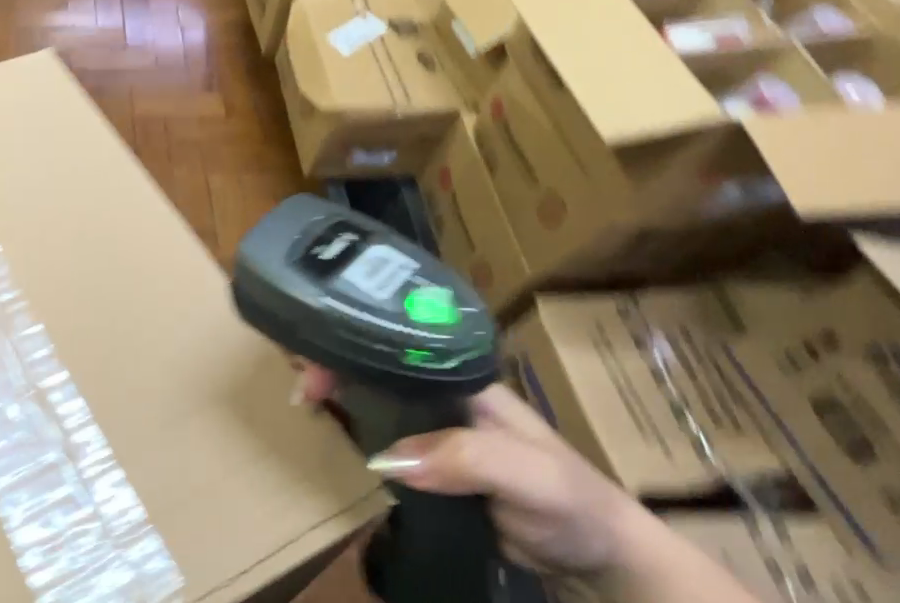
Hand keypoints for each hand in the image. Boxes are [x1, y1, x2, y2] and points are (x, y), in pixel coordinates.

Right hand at [297, 363, 648, 577]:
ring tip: (304, 400)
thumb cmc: (572, 501)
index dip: (353, 343)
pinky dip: (353, 430)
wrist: (598, 556)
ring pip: (374, 396)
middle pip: (376, 364)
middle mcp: (441, 392)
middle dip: (336, 362)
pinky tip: (331, 432)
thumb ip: (466, 458)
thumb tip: (388, 458)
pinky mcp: (428, 463)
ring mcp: (433, 426)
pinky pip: (381, 437)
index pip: (396, 344)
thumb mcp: (528, 474)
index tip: (314, 362)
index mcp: (462, 377)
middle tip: (301, 383)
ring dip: (339, 392)